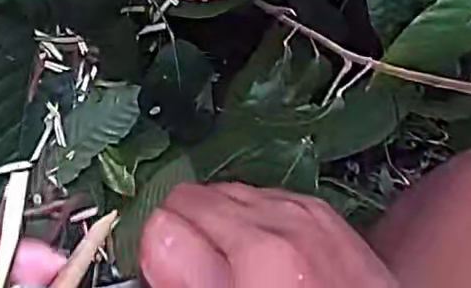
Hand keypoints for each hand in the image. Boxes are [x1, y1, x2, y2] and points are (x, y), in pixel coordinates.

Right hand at [140, 183, 397, 287]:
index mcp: (259, 258)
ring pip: (223, 191)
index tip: (170, 280)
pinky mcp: (319, 207)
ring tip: (236, 273)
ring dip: (218, 226)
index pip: (164, 219)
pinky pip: (259, 194)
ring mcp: (303, 207)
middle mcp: (280, 218)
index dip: (160, 256)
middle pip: (189, 196)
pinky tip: (268, 261)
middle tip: (201, 278)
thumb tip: (151, 236)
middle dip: (186, 235)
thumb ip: (193, 280)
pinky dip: (252, 221)